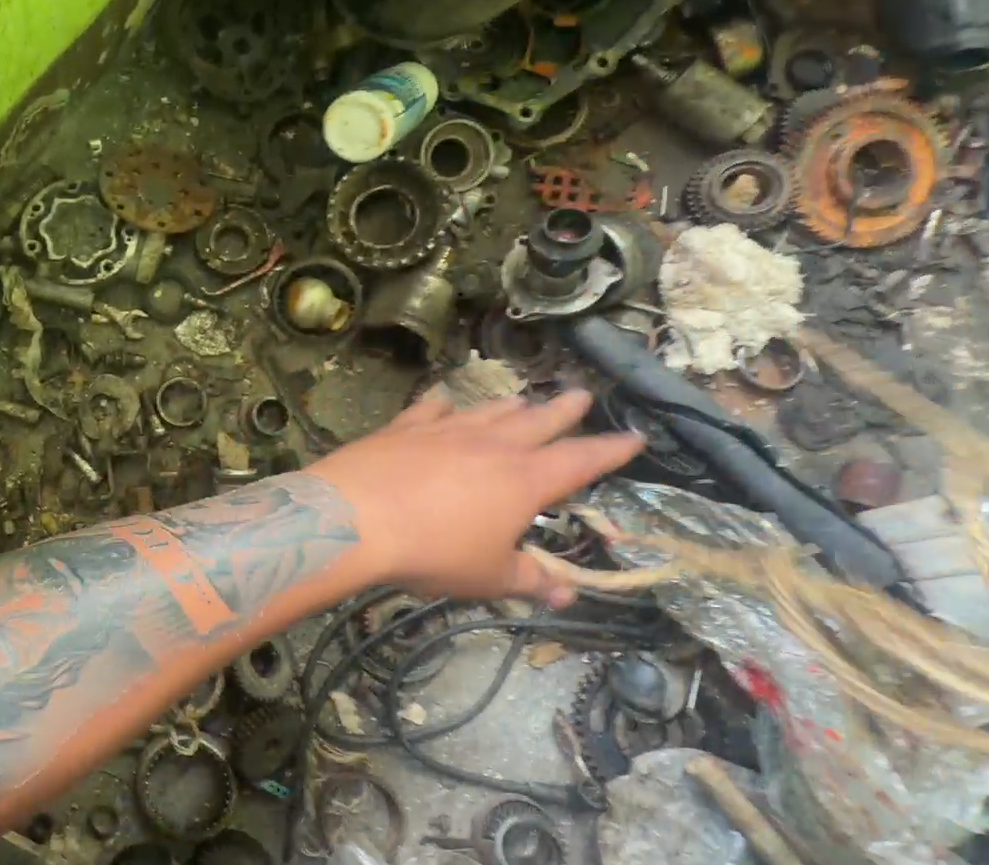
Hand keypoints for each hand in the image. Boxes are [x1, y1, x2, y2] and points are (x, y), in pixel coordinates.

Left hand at [307, 389, 643, 607]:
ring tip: (520, 399)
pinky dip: (440, 403)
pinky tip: (442, 399)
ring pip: (485, 410)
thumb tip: (566, 594)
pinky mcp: (401, 426)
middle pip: (536, 420)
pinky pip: (428, 409)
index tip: (634, 436)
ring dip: (507, 405)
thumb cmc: (431, 551)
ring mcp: (443, 429)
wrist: (354, 516)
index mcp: (524, 480)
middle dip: (563, 410)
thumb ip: (530, 581)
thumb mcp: (488, 577)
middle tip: (581, 394)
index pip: (580, 460)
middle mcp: (489, 444)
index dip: (610, 450)